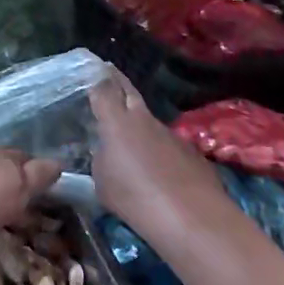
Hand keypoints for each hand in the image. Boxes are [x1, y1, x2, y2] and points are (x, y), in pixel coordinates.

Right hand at [89, 76, 224, 231]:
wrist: (188, 214)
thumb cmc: (134, 196)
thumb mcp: (103, 182)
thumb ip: (101, 160)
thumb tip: (107, 153)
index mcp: (117, 123)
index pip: (104, 90)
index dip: (97, 79)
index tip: (93, 70)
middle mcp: (145, 119)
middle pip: (129, 92)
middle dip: (117, 82)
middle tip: (108, 74)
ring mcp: (170, 133)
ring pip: (149, 121)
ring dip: (139, 124)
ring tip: (130, 140)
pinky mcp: (189, 149)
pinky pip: (168, 144)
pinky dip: (160, 150)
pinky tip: (158, 169)